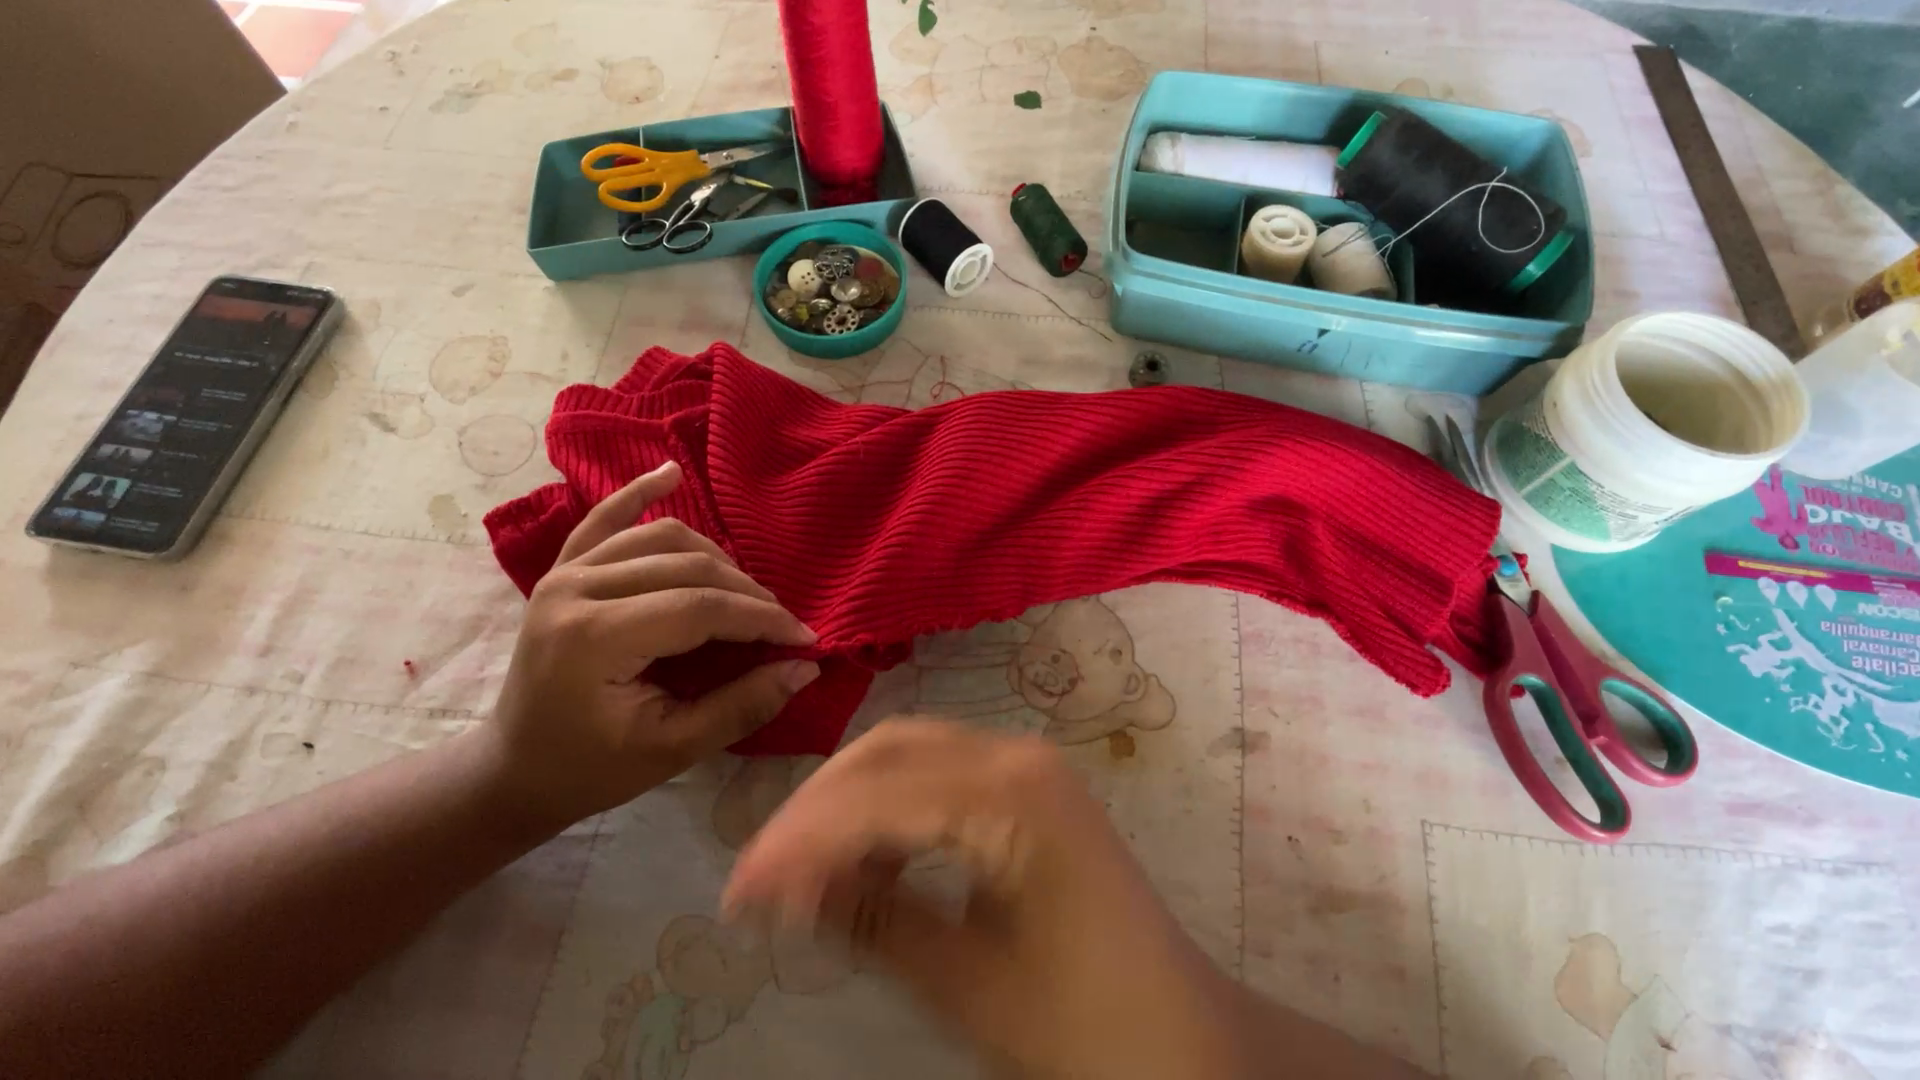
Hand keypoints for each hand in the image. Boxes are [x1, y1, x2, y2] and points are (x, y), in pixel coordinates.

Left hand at [486, 461, 820, 827]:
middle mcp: (575, 589)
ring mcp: (563, 572)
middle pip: (687, 567)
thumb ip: (741, 706)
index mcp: (595, 636)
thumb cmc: (591, 769)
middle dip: (747, 594)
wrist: (516, 768)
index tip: (805, 638)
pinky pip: (605, 519)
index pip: (700, 607)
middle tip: (783, 627)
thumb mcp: (671, 751)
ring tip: (749, 593)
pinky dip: (639, 493)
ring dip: (716, 558)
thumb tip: (804, 667)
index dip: (761, 619)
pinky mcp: (561, 570)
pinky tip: (671, 472)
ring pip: (661, 539)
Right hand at [721, 720, 1250, 1079]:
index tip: (737, 895)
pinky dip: (890, 808)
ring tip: (803, 874)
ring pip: (909, 755)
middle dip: (816, 810)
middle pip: (888, 753)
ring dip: (849, 804)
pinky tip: (869, 862)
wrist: (1181, 1036)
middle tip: (761, 878)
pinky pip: (940, 776)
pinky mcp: (1029, 789)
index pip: (876, 797)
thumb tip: (785, 888)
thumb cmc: (1083, 1023)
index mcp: (1011, 797)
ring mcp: (1028, 767)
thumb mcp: (964, 982)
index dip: (798, 842)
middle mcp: (1018, 756)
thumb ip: (870, 921)